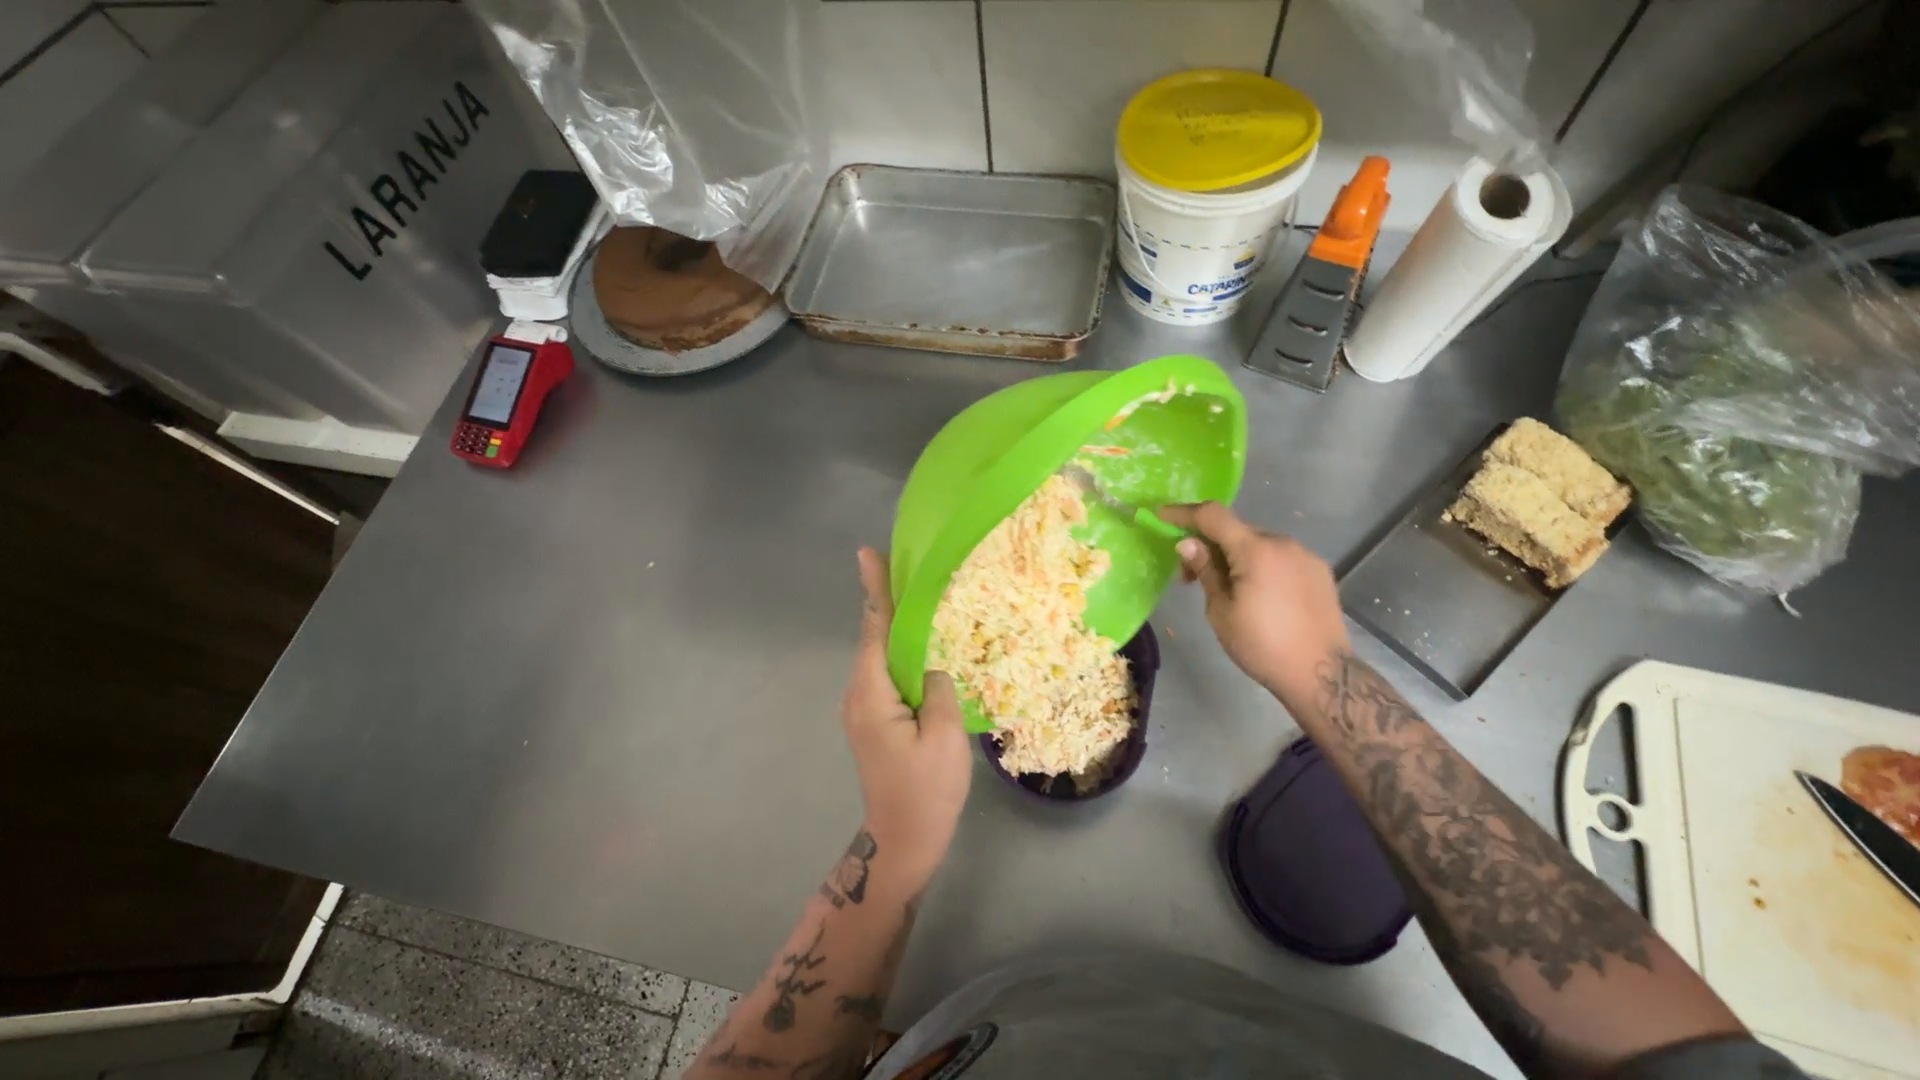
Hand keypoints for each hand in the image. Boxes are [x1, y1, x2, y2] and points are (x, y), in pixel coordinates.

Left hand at [842, 548, 971, 884]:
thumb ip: (938, 689)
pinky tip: (925, 650)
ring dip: (899, 628)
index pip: (875, 629)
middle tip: (910, 565)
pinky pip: (888, 677)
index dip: (875, 589)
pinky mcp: (874, 722)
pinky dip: (904, 656)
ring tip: (923, 598)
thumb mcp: (945, 737)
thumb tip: (932, 667)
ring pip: (882, 658)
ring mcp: (863, 710)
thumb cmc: (926, 791)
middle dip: (889, 600)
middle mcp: (859, 695)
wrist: (904, 840)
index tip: (868, 552)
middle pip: (875, 637)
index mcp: (872, 693)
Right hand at [1157, 502, 1348, 699]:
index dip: (1184, 513)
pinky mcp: (1319, 571)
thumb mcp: (1221, 611)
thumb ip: (1206, 571)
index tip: (1162, 516)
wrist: (1320, 673)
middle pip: (1236, 531)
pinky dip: (1261, 566)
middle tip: (1190, 576)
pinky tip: (1259, 595)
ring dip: (1237, 556)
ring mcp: (1305, 555)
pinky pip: (1280, 558)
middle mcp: (1283, 543)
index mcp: (1256, 551)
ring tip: (1227, 590)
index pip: (1213, 516)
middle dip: (1209, 545)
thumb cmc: (1261, 645)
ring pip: (1259, 544)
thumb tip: (1187, 543)